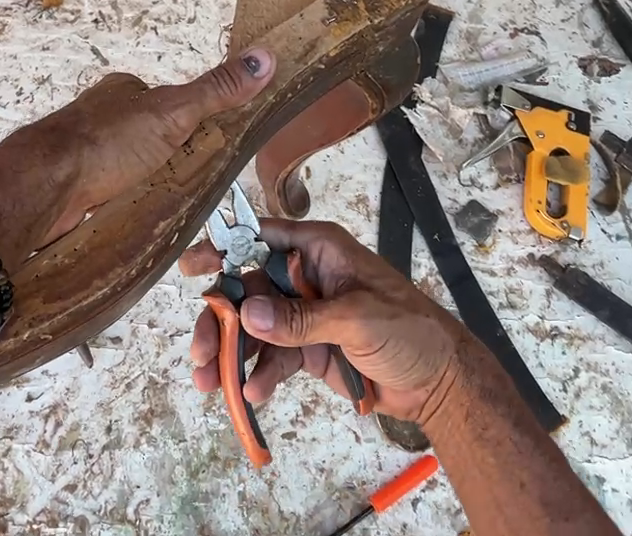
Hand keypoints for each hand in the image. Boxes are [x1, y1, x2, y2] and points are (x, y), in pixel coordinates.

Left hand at [0, 49, 276, 245]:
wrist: (43, 188)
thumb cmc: (107, 144)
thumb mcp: (173, 112)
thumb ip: (217, 90)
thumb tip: (265, 56)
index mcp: (123, 91)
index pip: (168, 102)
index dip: (191, 124)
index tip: (210, 148)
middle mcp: (101, 117)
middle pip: (149, 137)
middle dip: (168, 159)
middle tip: (189, 182)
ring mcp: (84, 153)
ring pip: (128, 168)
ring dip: (145, 184)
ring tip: (165, 204)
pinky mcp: (73, 187)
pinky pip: (108, 193)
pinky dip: (123, 203)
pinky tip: (134, 215)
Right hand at [181, 218, 470, 424]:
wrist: (439, 382)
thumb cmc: (407, 330)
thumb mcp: (357, 318)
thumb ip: (301, 319)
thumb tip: (246, 315)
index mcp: (318, 249)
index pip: (262, 237)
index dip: (224, 246)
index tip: (192, 267)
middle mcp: (304, 276)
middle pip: (247, 289)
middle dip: (220, 320)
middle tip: (199, 350)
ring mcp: (303, 313)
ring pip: (253, 326)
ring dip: (230, 353)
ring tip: (209, 382)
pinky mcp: (307, 347)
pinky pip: (272, 356)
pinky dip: (259, 374)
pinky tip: (252, 394)